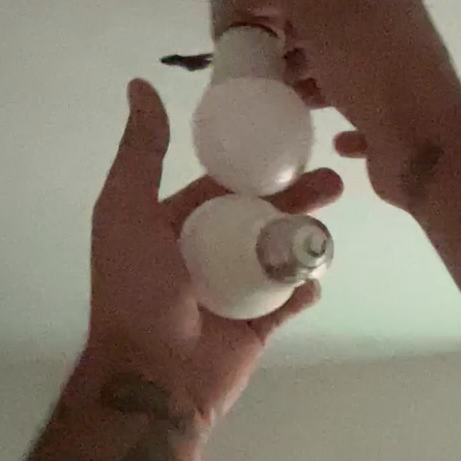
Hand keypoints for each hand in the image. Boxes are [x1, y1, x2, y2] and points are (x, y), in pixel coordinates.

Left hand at [80, 79, 341, 427]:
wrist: (153, 374)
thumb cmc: (137, 291)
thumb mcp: (127, 211)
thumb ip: (141, 154)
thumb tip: (141, 87)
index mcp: (176, 226)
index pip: (222, 188)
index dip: (255, 169)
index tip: (291, 148)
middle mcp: (205, 255)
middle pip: (259, 217)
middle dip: (295, 199)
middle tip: (333, 183)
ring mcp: (233, 292)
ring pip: (278, 254)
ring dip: (305, 238)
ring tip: (330, 225)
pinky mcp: (256, 326)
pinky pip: (287, 299)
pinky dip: (304, 285)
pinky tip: (316, 272)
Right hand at [216, 0, 460, 208]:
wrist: (424, 145)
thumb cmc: (374, 70)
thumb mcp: (320, 9)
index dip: (278, 9)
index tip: (244, 34)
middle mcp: (399, 36)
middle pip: (330, 38)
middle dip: (290, 51)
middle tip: (251, 70)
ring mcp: (402, 84)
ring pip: (343, 81)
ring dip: (310, 89)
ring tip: (275, 101)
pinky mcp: (399, 129)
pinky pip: (362, 124)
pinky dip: (342, 129)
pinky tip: (327, 138)